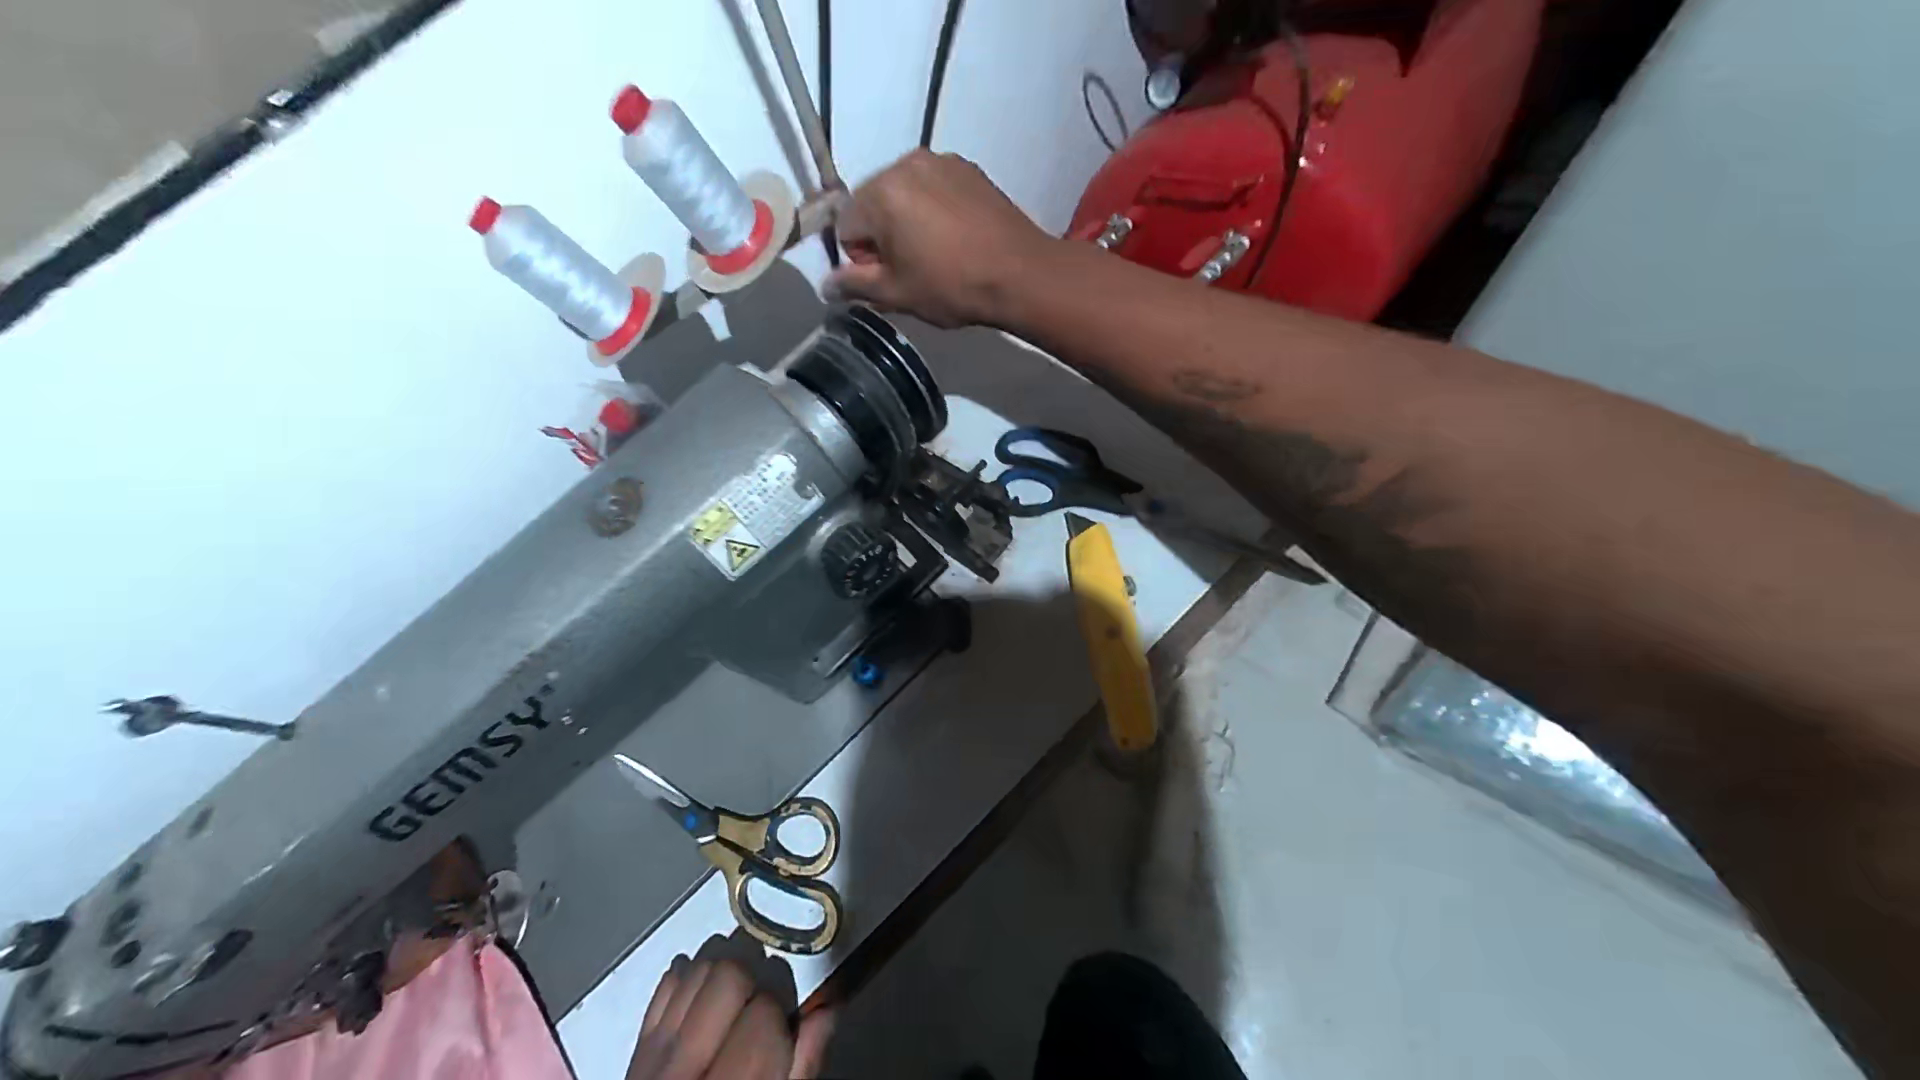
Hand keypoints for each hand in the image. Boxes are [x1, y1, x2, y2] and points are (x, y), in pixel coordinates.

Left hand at [626, 940, 834, 1079]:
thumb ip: (803, 1067)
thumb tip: (828, 1007)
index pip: (763, 1012)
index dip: (783, 1013)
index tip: (786, 1028)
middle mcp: (683, 1070)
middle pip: (728, 977)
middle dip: (755, 984)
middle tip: (761, 1012)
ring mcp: (652, 1059)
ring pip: (698, 970)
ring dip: (724, 976)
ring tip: (736, 1005)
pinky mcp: (636, 1051)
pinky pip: (667, 985)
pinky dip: (691, 981)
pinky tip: (705, 1003)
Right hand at [827, 149, 1056, 328]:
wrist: (1020, 274)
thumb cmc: (952, 286)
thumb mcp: (897, 294)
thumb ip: (854, 286)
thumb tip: (826, 286)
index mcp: (881, 193)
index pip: (845, 226)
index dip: (861, 259)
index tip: (890, 278)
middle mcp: (906, 164)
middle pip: (872, 204)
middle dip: (882, 236)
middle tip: (913, 269)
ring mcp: (940, 161)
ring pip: (903, 194)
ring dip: (907, 222)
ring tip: (936, 254)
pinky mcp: (967, 168)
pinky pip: (933, 188)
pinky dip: (933, 210)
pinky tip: (956, 238)